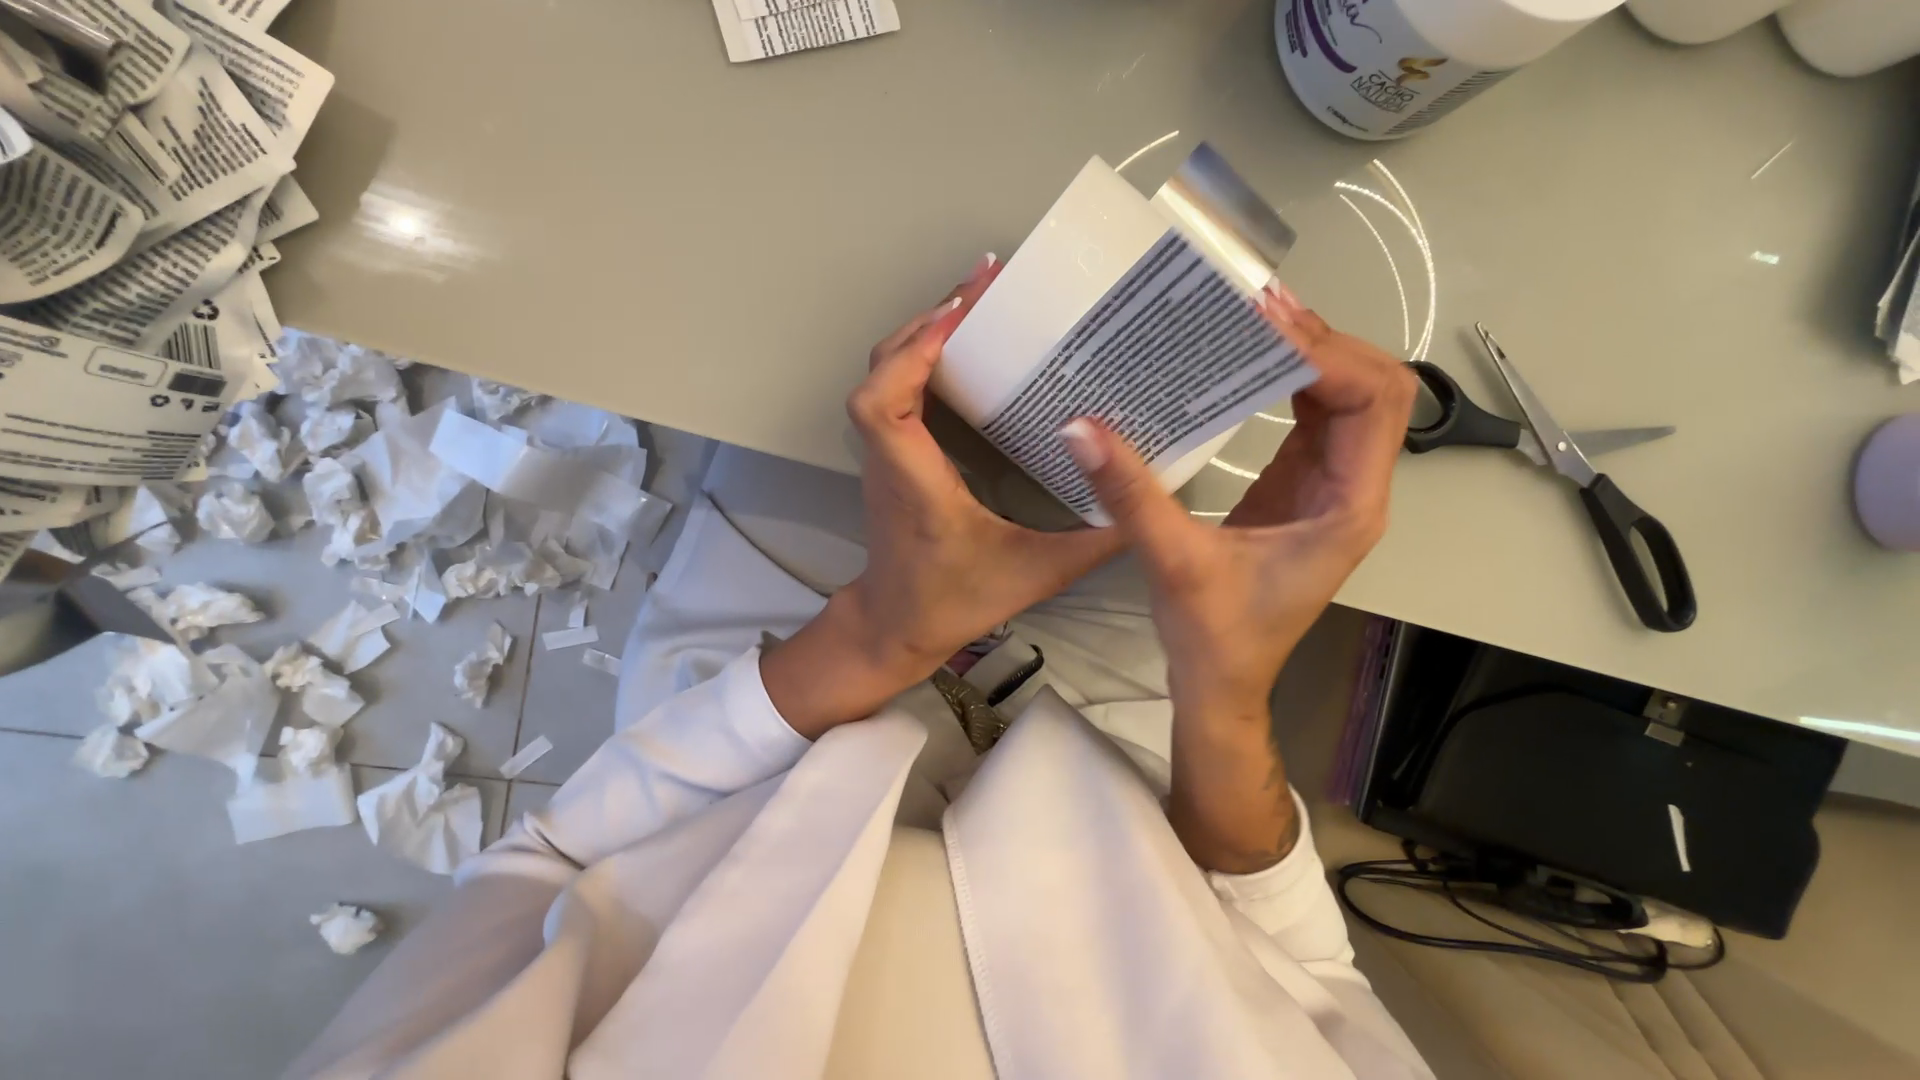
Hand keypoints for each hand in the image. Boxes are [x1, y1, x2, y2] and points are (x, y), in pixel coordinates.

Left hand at [763, 257, 1124, 736]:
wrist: (895, 625)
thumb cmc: (954, 602)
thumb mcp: (1036, 574)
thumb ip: (1096, 542)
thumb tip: (1149, 504)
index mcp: (917, 483)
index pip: (883, 404)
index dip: (913, 351)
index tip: (959, 315)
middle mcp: (890, 459)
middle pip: (882, 367)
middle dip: (930, 319)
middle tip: (987, 285)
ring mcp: (884, 454)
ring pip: (883, 373)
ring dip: (924, 330)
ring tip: (979, 301)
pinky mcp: (891, 454)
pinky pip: (895, 390)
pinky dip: (922, 354)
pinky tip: (964, 343)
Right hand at [1061, 285, 1414, 871]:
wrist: (1222, 685)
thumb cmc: (1214, 637)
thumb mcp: (1172, 561)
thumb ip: (1132, 493)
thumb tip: (1081, 428)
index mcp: (1346, 507)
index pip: (1372, 402)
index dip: (1326, 353)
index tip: (1263, 323)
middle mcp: (1352, 488)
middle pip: (1373, 387)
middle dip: (1322, 341)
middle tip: (1254, 308)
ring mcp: (1329, 486)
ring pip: (1347, 397)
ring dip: (1308, 355)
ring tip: (1249, 320)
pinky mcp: (1301, 488)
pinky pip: (1312, 417)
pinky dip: (1288, 382)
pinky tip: (1245, 362)